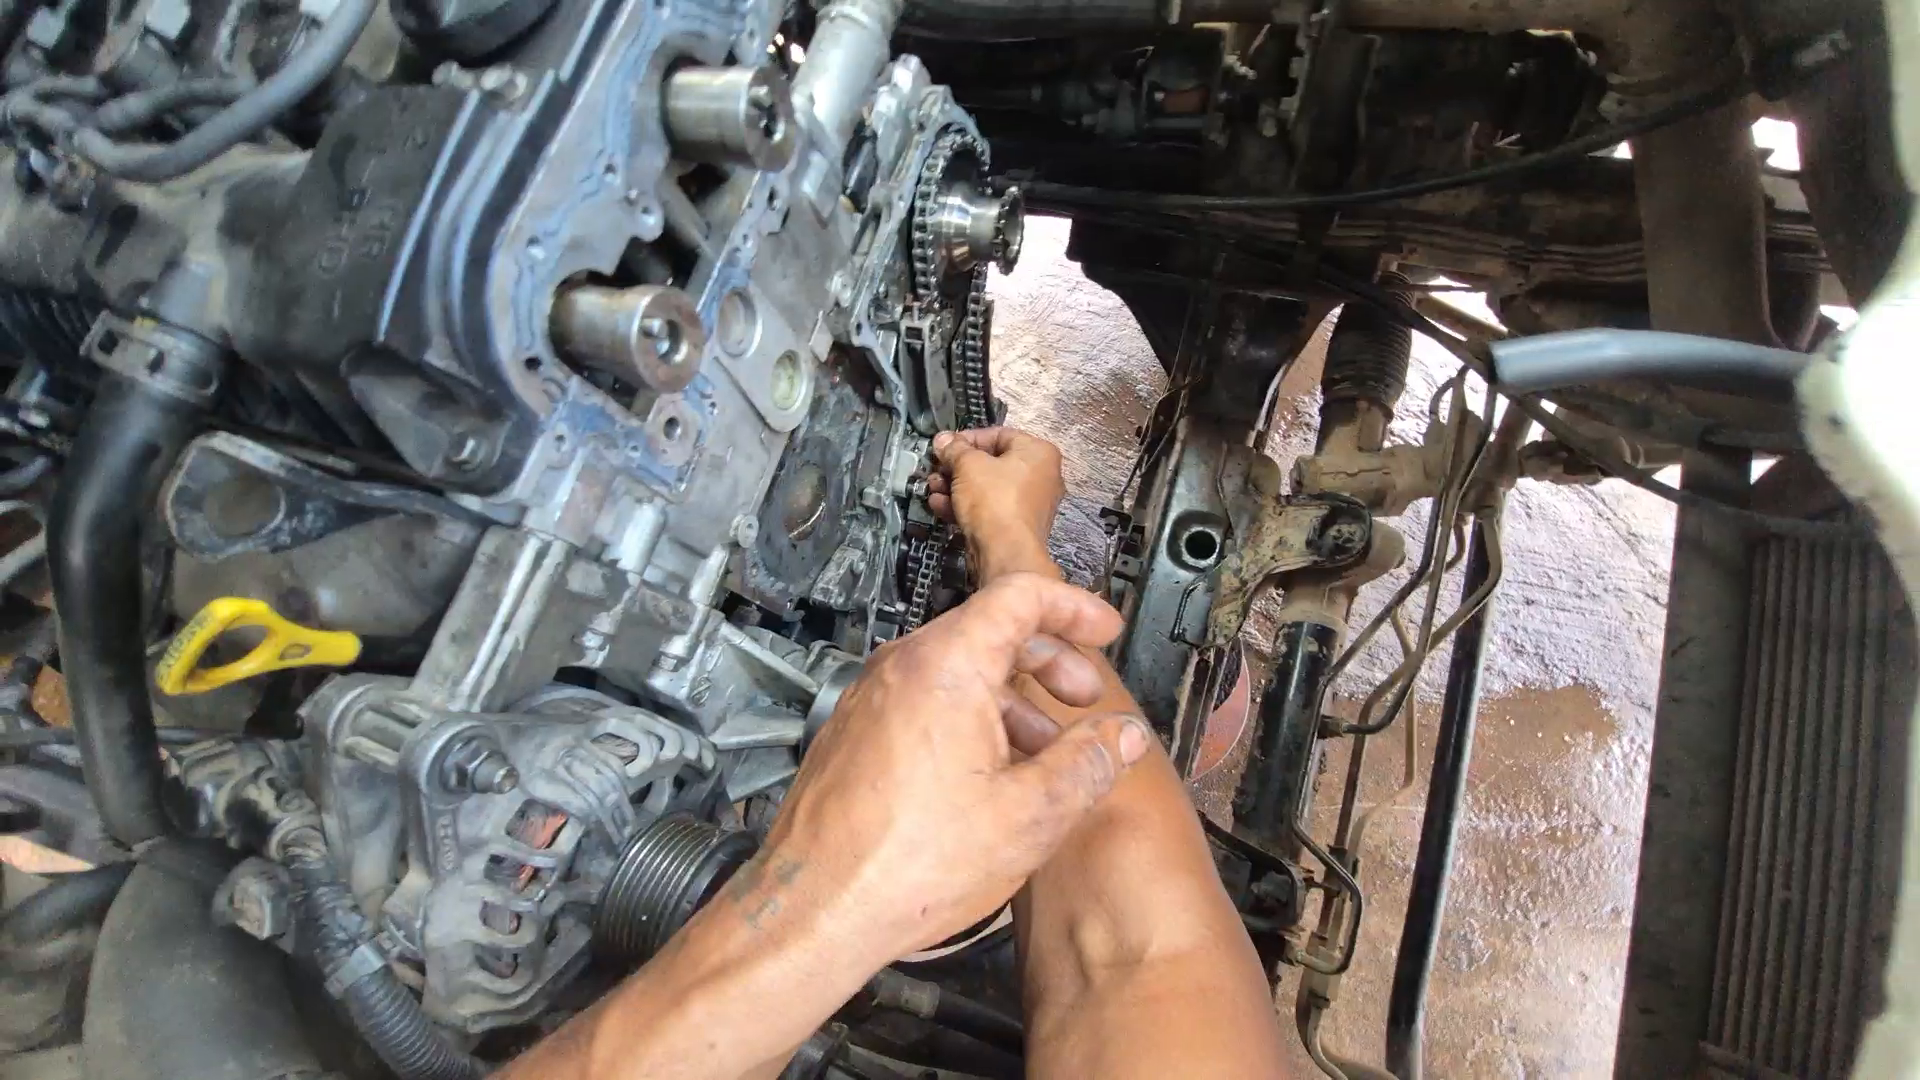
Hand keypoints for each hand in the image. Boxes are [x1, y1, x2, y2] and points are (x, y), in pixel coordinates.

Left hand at [754, 574, 1151, 965]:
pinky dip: (973, 714)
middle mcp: (903, 666)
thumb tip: (1122, 736)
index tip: (1102, 629)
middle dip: (1050, 660)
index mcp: (946, 665)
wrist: (817, 908)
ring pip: (959, 668)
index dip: (1072, 607)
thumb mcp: (1028, 814)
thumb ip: (1087, 763)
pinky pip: (928, 696)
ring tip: (1045, 750)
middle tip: (1084, 699)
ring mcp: (875, 694)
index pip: (1019, 597)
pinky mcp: (860, 725)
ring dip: (1014, 697)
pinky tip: (992, 769)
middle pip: (991, 630)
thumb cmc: (909, 862)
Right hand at [926, 427, 1065, 581]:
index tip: (945, 446)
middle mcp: (1041, 476)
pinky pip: (988, 509)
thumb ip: (954, 449)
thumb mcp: (968, 465)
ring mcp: (1029, 505)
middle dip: (957, 467)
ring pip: (986, 488)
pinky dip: (964, 506)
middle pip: (991, 463)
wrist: (1005, 554)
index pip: (1000, 434)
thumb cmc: (993, 499)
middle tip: (935, 470)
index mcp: (1039, 453)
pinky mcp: (1015, 528)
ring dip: (955, 487)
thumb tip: (943, 439)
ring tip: (933, 488)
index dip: (968, 438)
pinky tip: (939, 506)